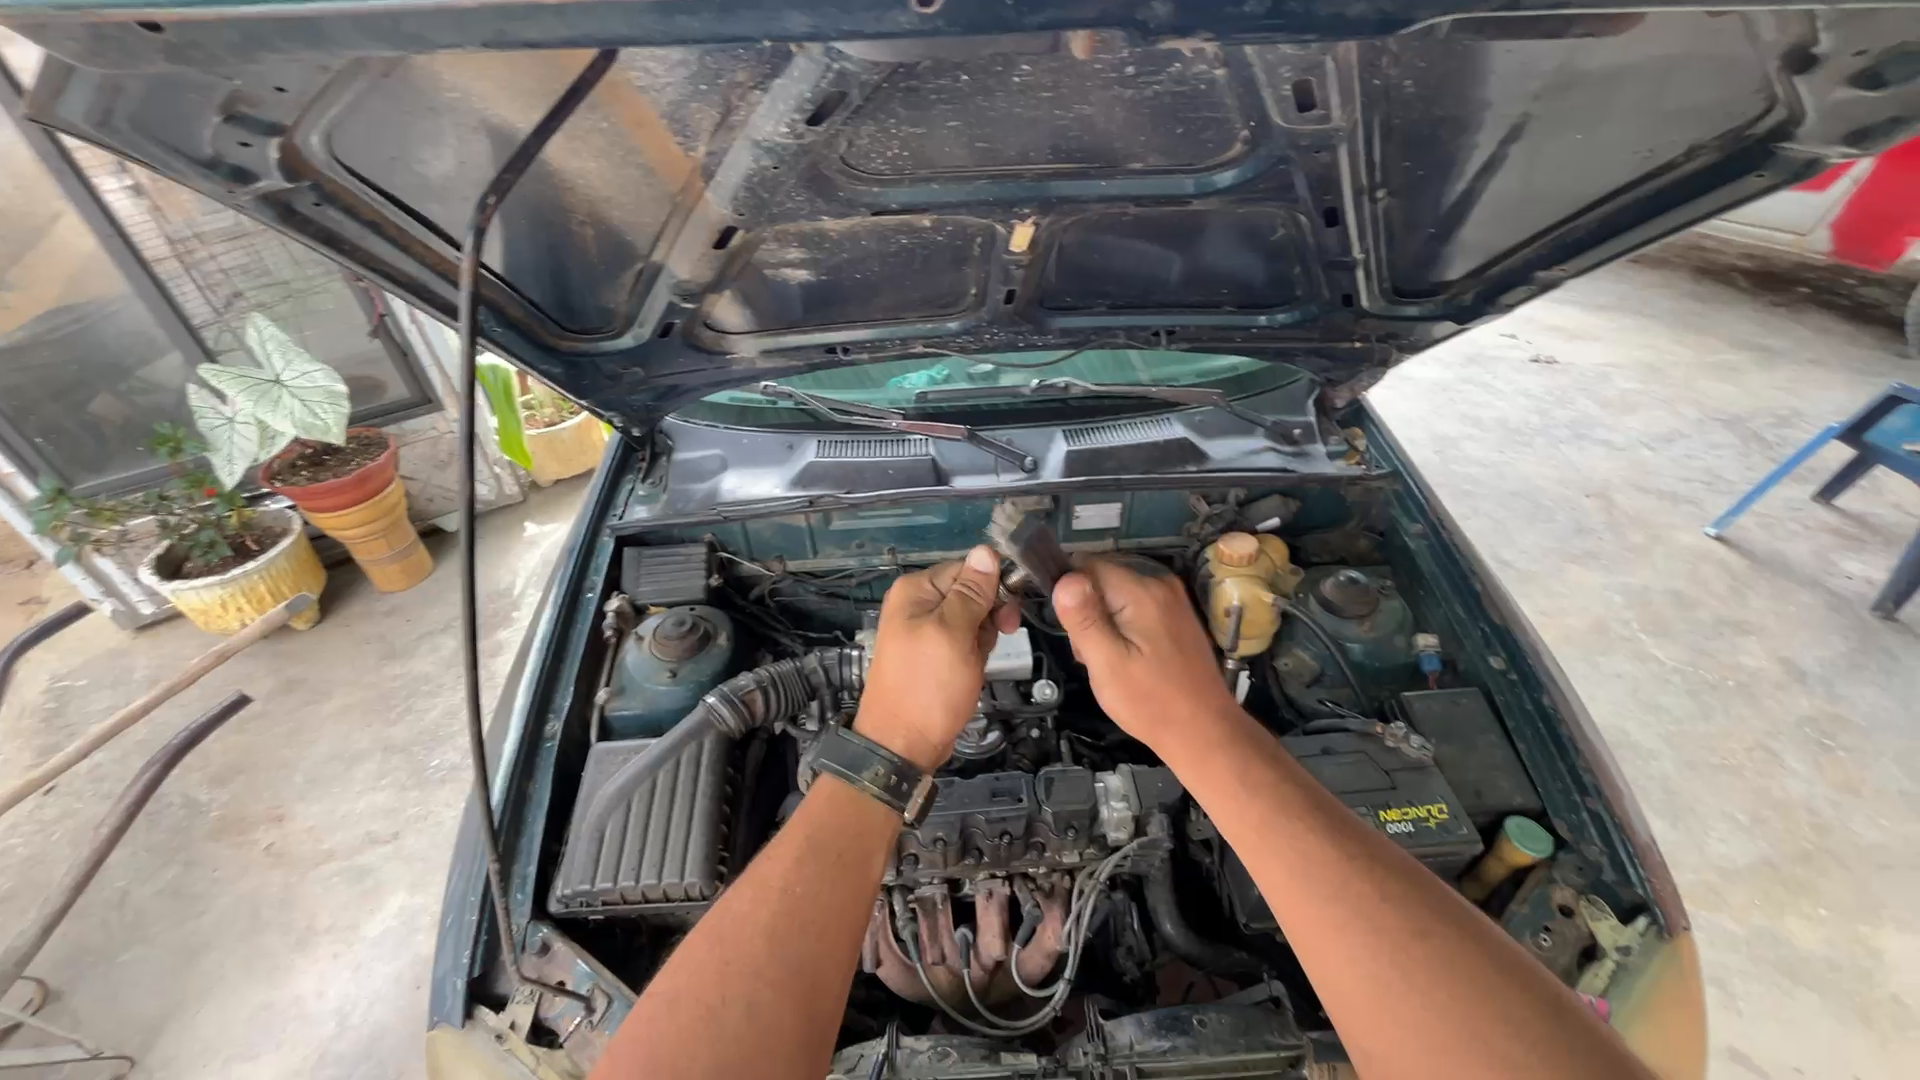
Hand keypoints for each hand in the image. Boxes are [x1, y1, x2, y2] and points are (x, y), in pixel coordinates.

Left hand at [854, 545, 1018, 769]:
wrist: (902, 746)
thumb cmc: (928, 687)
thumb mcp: (954, 633)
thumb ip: (971, 592)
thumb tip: (986, 550)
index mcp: (916, 590)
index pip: (967, 568)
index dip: (993, 586)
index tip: (1009, 614)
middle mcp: (917, 604)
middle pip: (972, 592)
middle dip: (989, 615)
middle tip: (999, 638)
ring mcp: (925, 631)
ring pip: (973, 618)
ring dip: (984, 638)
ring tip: (975, 662)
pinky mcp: (935, 655)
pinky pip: (965, 641)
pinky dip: (975, 654)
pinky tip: (972, 670)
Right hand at [1051, 556, 1244, 750]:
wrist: (1204, 732)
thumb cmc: (1151, 702)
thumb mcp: (1107, 663)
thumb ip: (1084, 618)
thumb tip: (1064, 578)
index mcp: (1142, 592)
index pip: (1087, 566)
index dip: (1069, 594)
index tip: (1072, 630)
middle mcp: (1160, 585)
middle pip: (1101, 580)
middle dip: (1086, 612)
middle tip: (1092, 655)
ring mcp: (1172, 600)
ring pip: (1115, 597)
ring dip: (1103, 624)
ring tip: (1110, 662)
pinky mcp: (1175, 616)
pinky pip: (1134, 609)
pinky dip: (1122, 630)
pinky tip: (1127, 660)